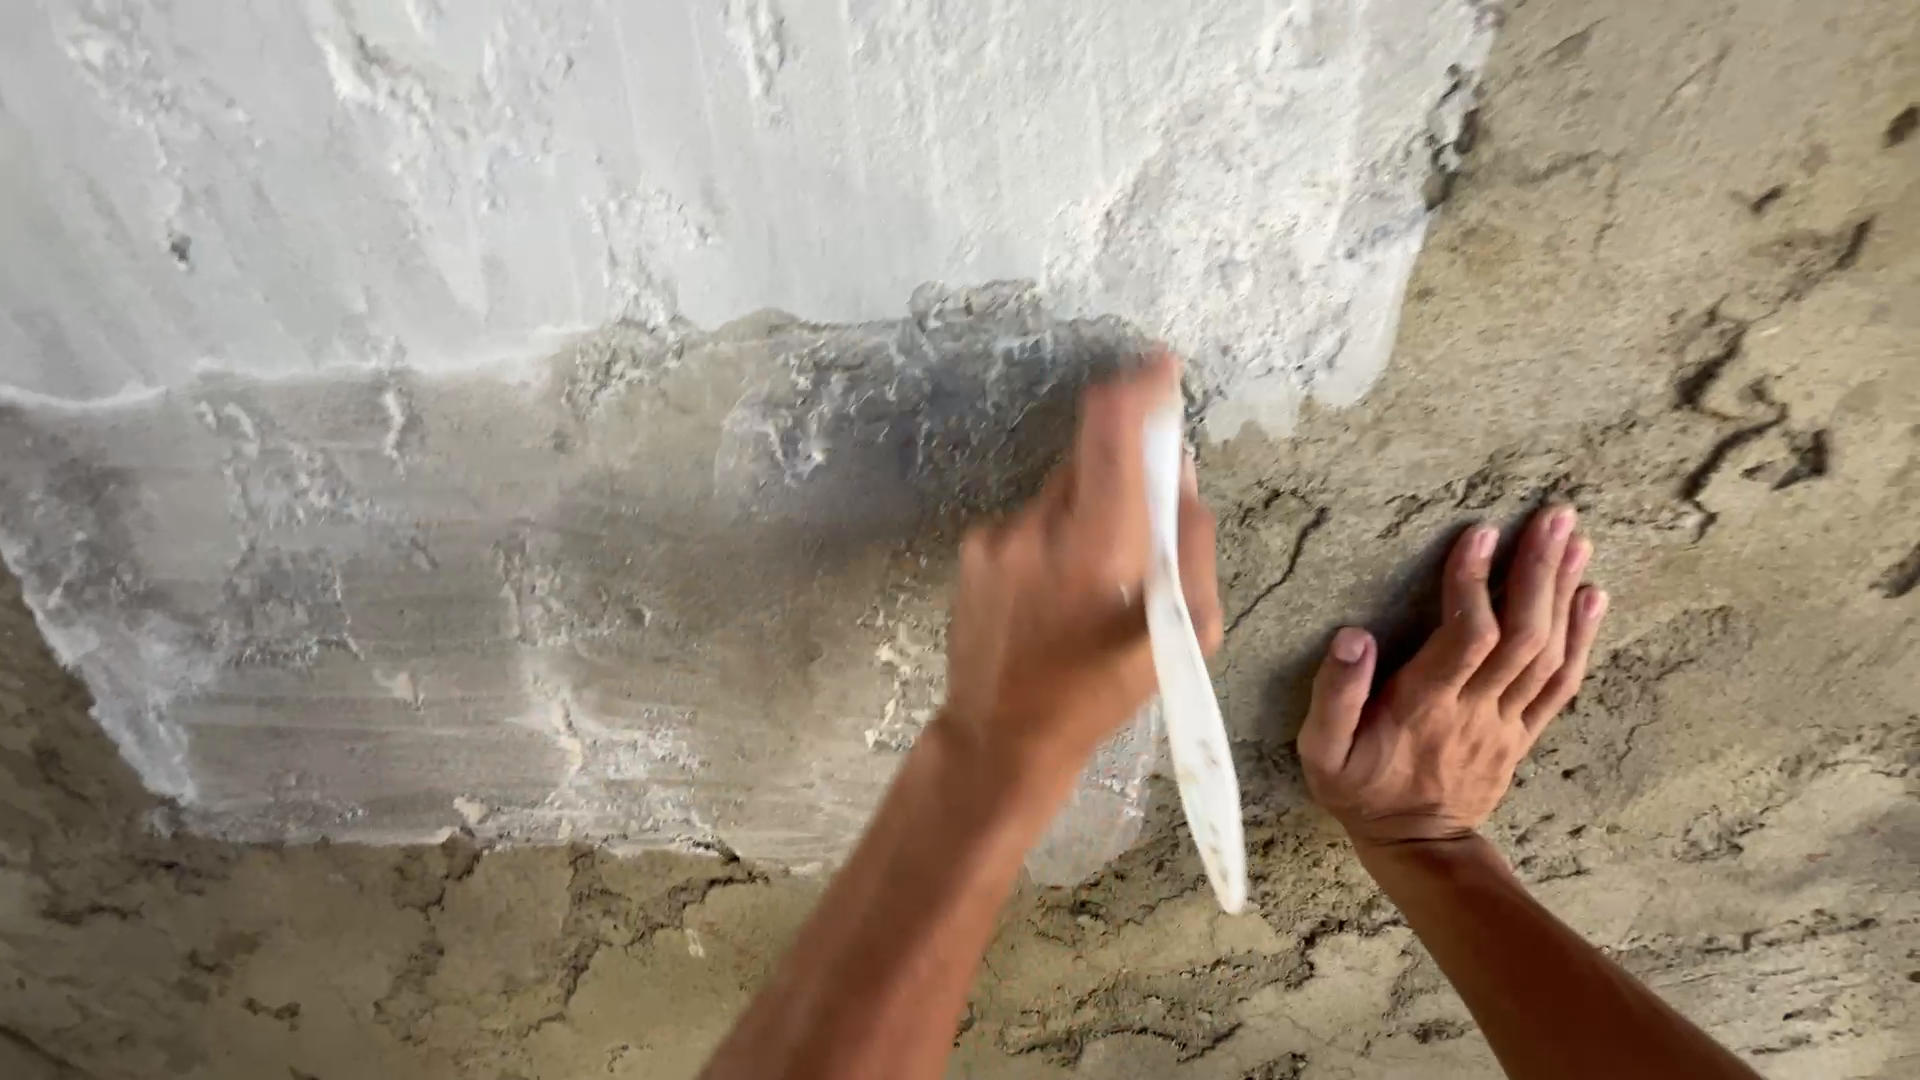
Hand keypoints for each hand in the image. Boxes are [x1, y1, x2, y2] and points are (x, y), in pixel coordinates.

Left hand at [937, 350, 1221, 786]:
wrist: (1001, 734)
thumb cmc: (1101, 692)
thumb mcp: (1182, 632)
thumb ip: (1192, 541)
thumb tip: (1179, 471)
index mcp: (1099, 542)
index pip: (1112, 427)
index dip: (1140, 386)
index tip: (1161, 371)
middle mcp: (1040, 523)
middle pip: (1089, 457)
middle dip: (1122, 473)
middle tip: (1138, 527)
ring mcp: (996, 535)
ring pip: (1058, 491)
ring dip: (1086, 512)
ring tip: (1088, 580)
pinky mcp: (971, 550)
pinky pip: (1027, 521)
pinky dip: (1051, 537)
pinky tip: (1050, 592)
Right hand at [1298, 505, 1607, 847]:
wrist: (1414, 846)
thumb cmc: (1356, 789)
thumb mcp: (1319, 750)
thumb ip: (1334, 695)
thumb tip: (1353, 636)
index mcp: (1423, 707)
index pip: (1463, 637)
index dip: (1473, 583)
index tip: (1479, 533)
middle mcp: (1475, 710)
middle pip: (1521, 635)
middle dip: (1537, 571)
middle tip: (1553, 516)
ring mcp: (1506, 722)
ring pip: (1548, 653)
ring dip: (1563, 593)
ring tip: (1574, 540)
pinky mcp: (1522, 732)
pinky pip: (1562, 683)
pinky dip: (1583, 638)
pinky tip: (1592, 597)